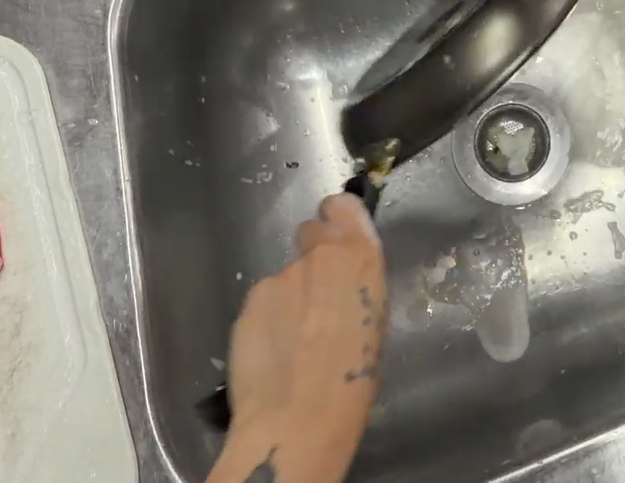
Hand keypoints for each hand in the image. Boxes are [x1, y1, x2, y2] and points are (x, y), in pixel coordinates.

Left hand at [206, 193, 386, 482]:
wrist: (298, 417)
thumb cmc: (354, 377)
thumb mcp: (374, 319)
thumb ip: (355, 282)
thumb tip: (343, 280)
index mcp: (359, 256)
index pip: (342, 206)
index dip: (336, 218)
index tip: (336, 236)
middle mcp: (319, 255)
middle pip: (310, 232)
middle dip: (311, 256)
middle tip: (314, 294)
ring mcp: (280, 276)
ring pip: (285, 275)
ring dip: (289, 295)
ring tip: (293, 338)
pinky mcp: (250, 300)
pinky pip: (263, 301)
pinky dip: (268, 318)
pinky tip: (273, 350)